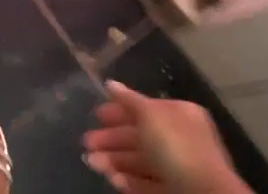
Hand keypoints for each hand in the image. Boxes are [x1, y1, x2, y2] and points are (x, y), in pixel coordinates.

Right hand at [83, 82, 250, 193]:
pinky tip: (112, 179)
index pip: (145, 109)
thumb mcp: (149, 114)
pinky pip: (147, 184)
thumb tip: (110, 83)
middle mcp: (180, 139)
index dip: (119, 111)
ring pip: (140, 161)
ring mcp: (179, 168)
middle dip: (111, 140)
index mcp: (179, 115)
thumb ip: (128, 99)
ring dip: (114, 161)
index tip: (97, 116)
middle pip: (140, 136)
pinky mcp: (174, 191)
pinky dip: (128, 181)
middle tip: (87, 143)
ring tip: (92, 162)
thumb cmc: (176, 147)